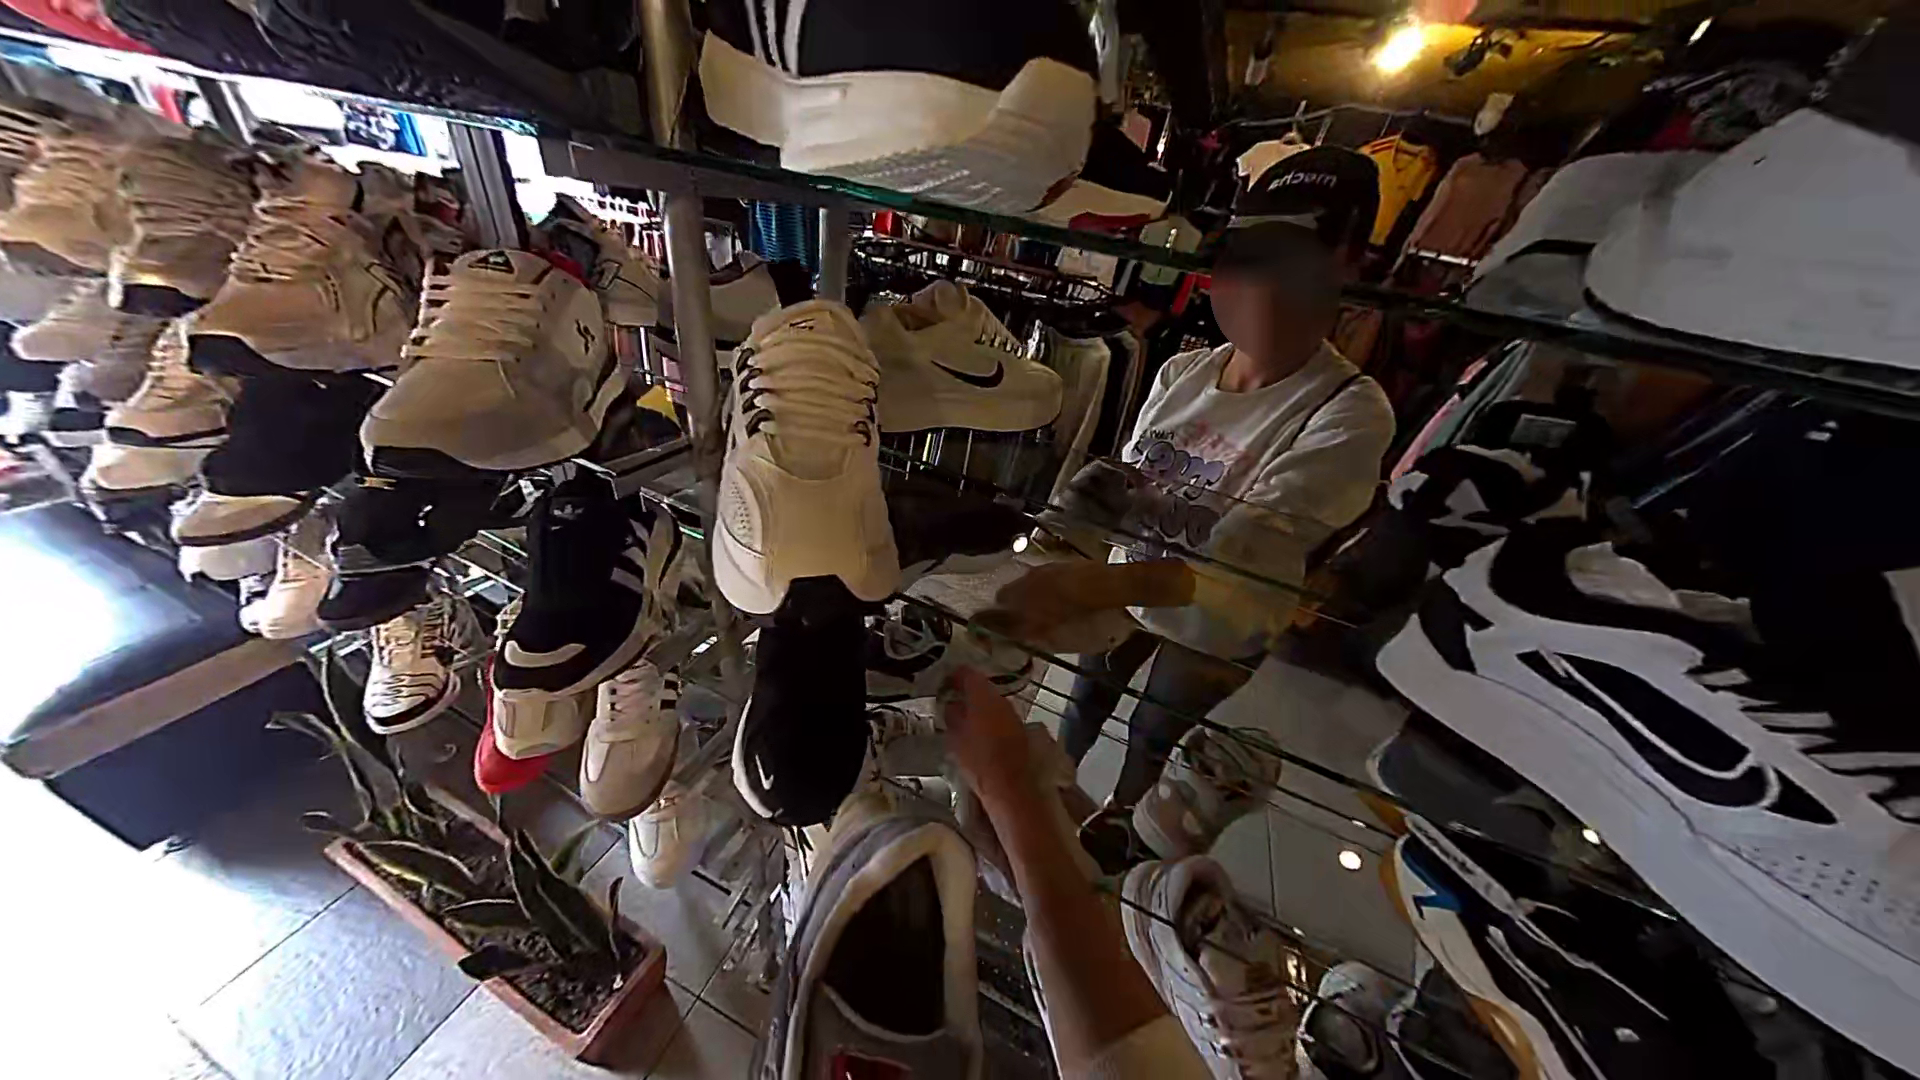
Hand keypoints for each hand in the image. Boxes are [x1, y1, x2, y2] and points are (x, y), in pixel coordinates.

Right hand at [940, 667, 1035, 810]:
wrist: (1011, 787)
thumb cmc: (978, 761)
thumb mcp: (955, 739)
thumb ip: (952, 716)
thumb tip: (951, 705)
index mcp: (983, 697)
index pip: (968, 674)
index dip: (955, 675)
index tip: (945, 681)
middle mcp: (1002, 700)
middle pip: (983, 687)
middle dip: (968, 691)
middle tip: (952, 699)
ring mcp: (1013, 714)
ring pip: (993, 701)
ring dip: (980, 705)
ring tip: (964, 716)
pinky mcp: (1020, 729)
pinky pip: (1001, 716)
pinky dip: (990, 718)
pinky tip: (980, 731)